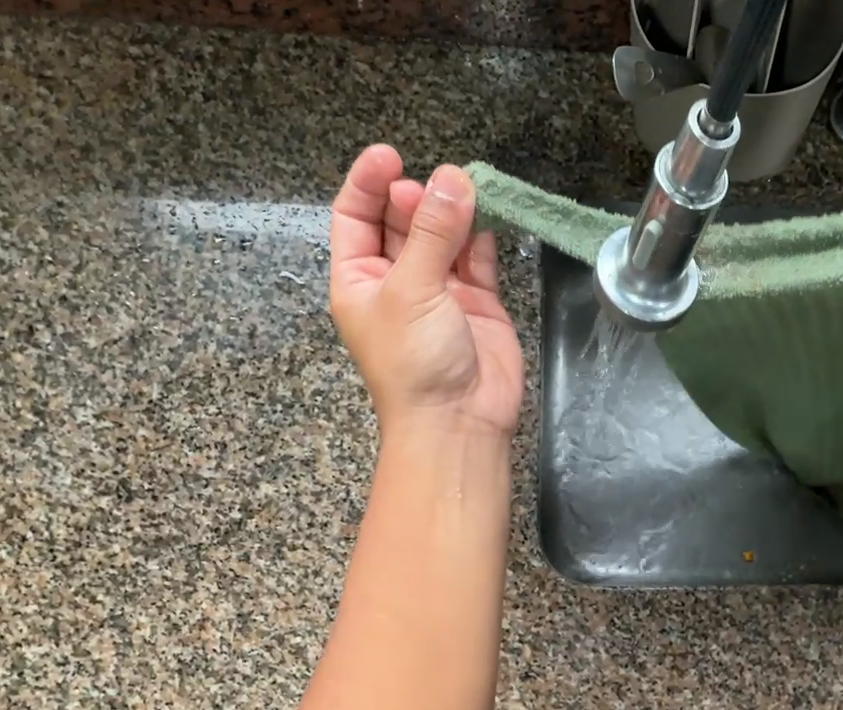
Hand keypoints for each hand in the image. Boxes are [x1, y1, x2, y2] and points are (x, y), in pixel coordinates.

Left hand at [329, 145, 523, 440]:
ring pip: (444, 236)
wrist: (458, 421)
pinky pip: (478, 259)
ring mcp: (440, 291)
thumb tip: (453, 177)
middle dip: (416, 197)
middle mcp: (398, 280)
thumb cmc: (414, 361)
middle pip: (402, 220)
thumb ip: (434, 233)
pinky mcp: (479, 303)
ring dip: (453, 212)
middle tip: (435, 188)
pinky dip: (483, 237)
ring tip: (467, 190)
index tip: (390, 156)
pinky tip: (488, 215)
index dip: (368, 182)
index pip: (355, 216)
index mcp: (360, 278)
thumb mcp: (412, 290)